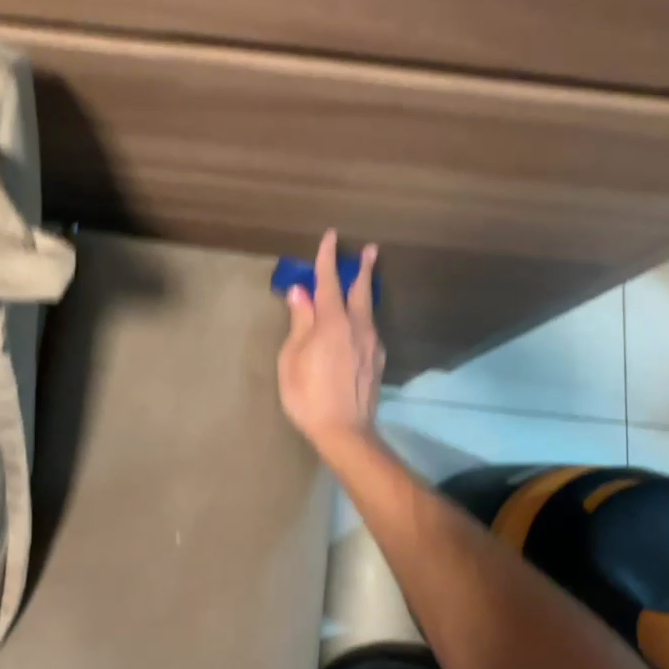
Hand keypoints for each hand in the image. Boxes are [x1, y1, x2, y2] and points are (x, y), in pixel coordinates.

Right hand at [278, 229, 383, 455]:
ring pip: (368, 309)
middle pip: (361, 290)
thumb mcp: (292, 358)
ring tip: (365, 279)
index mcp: (332, 323)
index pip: (329, 282)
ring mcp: (371, 344)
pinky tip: (359, 321)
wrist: (344, 431)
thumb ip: (300, 322)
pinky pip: (369, 328)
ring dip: (366, 290)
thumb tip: (300, 293)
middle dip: (363, 268)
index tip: (330, 236)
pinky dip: (364, 315)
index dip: (328, 259)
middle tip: (370, 249)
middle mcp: (357, 327)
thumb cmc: (307, 395)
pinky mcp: (376, 360)